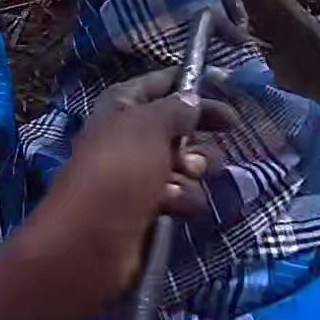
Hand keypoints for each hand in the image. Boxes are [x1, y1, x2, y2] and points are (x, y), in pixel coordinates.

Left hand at [21, 67, 232, 300]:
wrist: (92, 237)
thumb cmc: (118, 168)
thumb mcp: (148, 126)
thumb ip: (175, 109)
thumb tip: (190, 96)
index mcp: (122, 104)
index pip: (158, 83)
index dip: (186, 82)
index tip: (222, 84)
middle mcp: (131, 133)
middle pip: (180, 126)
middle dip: (200, 132)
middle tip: (227, 130)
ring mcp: (141, 171)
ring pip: (188, 164)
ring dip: (190, 171)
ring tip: (176, 177)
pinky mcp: (151, 206)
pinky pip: (183, 195)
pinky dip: (182, 199)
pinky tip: (169, 206)